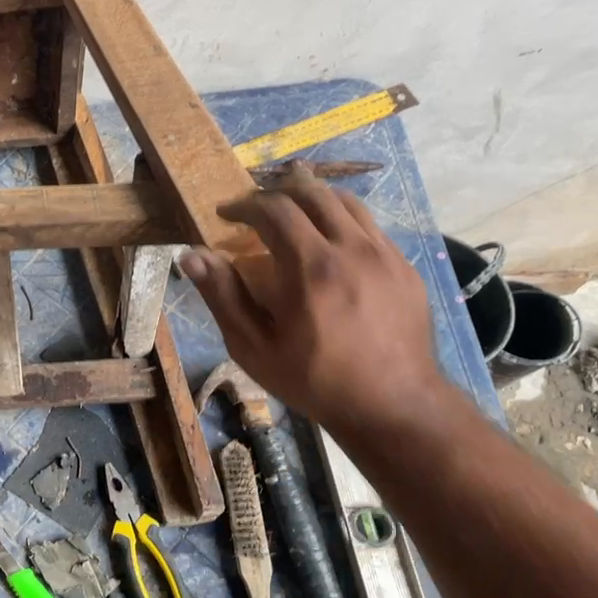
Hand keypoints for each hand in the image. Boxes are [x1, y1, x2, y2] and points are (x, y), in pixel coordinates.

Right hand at [179, 167, 452, 436]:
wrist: (393, 404)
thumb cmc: (313, 380)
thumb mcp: (253, 346)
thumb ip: (223, 296)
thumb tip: (191, 256)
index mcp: (310, 267)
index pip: (275, 209)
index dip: (245, 204)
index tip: (225, 214)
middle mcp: (352, 249)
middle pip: (314, 194)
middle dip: (278, 193)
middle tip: (255, 208)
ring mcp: (386, 255)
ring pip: (347, 203)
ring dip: (312, 199)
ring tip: (291, 215)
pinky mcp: (405, 267)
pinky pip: (370, 227)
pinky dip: (342, 222)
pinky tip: (328, 246)